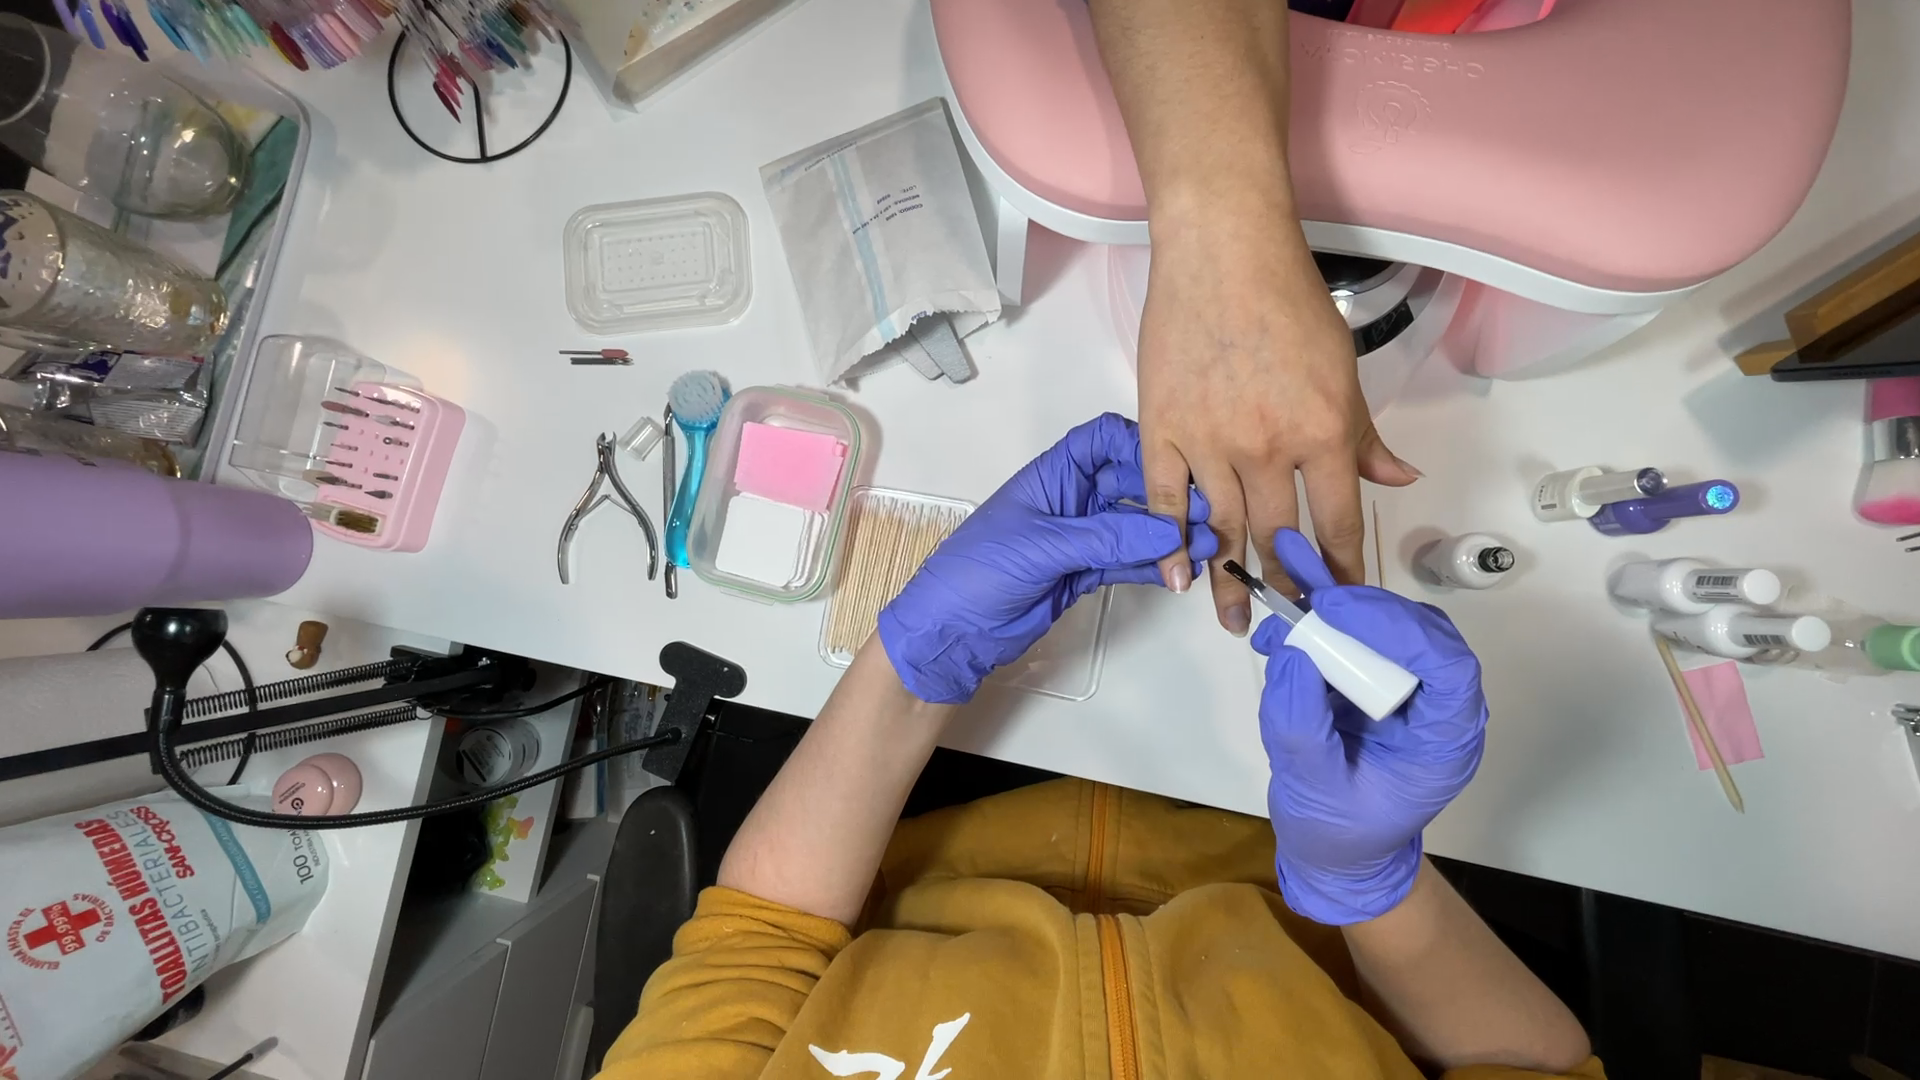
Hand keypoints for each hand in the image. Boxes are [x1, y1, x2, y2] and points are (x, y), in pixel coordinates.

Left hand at [878, 413, 1217, 703]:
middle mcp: (1070, 500)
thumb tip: (1170, 532)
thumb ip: (1105, 538)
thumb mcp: (1042, 546)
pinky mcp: (1082, 572)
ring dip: (1168, 537)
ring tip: (1209, 548)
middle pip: (1128, 485)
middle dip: (1167, 498)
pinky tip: (1181, 571)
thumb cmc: (981, 571)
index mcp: (1051, 476)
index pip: (1100, 442)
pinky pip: (1125, 562)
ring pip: (1132, 528)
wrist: (954, 630)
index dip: (1137, 445)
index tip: (1179, 464)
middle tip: (1210, 516)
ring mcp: (1078, 538)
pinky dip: (1153, 566)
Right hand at [1137, 220, 1419, 634]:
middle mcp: (1267, 449)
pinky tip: (1177, 575)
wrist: (1220, 255)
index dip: (1339, 571)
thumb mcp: (1343, 366)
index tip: (1340, 602)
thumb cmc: (1286, 301)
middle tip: (1286, 623)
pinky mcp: (1163, 430)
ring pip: (1219, 528)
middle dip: (1285, 589)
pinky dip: (1170, 540)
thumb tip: (1396, 479)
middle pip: (1276, 538)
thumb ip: (1365, 433)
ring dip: (1228, 580)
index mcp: (1323, 432)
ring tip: (1231, 619)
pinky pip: (1164, 499)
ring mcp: (1209, 443)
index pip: (1335, 522)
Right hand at [1251, 528, 1486, 924]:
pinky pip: (1356, 640)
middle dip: (1366, 609)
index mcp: (1441, 741)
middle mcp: (1434, 707)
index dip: (1397, 628)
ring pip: (1390, 628)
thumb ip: (1301, 725)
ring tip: (1288, 599)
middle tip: (1309, 601)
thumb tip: (1294, 651)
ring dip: (1340, 608)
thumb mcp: (1312, 787)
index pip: (1446, 667)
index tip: (1335, 610)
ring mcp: (1404, 693)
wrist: (1338, 852)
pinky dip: (1321, 622)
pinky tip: (1282, 619)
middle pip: (1422, 635)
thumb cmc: (1336, 831)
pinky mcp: (1371, 683)